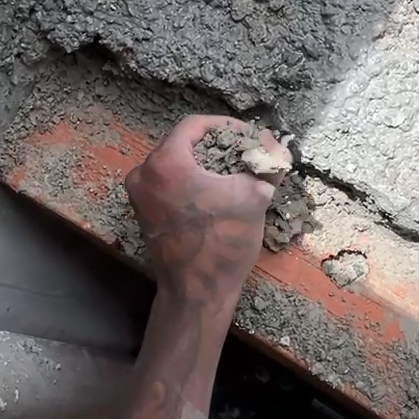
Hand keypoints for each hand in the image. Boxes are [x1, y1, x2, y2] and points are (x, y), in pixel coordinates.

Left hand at [126, 116, 284, 297]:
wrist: (197, 293)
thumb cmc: (223, 243)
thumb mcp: (254, 196)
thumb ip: (265, 165)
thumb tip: (279, 150)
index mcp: (165, 162)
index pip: (195, 125)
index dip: (226, 126)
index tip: (248, 136)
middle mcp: (143, 173)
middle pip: (184, 144)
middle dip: (217, 146)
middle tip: (245, 152)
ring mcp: (139, 195)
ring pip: (176, 165)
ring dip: (205, 164)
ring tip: (234, 172)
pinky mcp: (143, 213)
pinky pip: (169, 184)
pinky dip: (192, 181)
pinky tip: (217, 191)